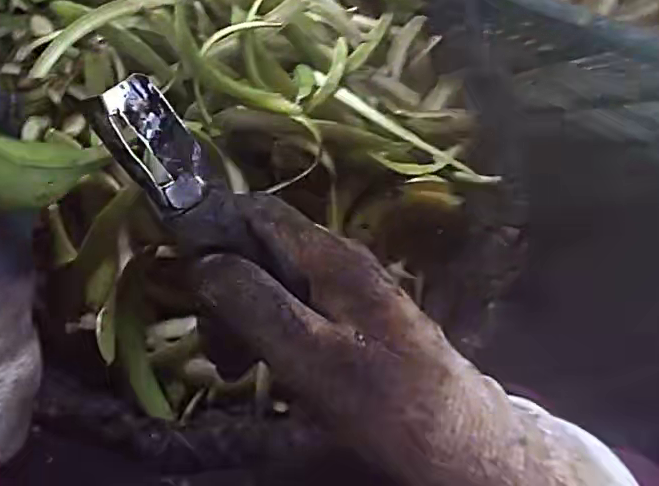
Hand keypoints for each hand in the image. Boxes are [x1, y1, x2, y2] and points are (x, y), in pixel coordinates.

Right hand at [190, 194, 635, 485]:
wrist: (473, 450)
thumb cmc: (391, 402)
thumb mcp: (312, 357)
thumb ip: (255, 302)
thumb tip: (202, 263)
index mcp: (326, 252)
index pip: (255, 208)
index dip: (215, 224)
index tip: (185, 265)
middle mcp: (335, 256)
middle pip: (260, 243)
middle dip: (225, 280)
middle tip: (212, 338)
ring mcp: (346, 286)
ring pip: (274, 276)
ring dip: (243, 309)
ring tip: (231, 362)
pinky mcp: (354, 317)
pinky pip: (295, 304)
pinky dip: (268, 326)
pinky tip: (264, 365)